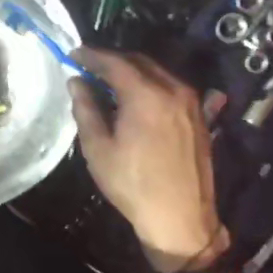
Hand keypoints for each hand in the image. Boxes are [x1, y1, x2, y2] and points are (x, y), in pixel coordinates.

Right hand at [69, 48, 226, 272]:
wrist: (181, 217)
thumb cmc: (133, 185)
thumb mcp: (98, 148)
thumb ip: (86, 109)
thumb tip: (76, 82)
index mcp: (146, 95)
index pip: (115, 62)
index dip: (91, 56)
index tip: (73, 54)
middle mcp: (172, 89)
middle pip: (139, 61)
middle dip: (112, 60)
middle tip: (88, 66)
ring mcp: (190, 101)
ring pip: (157, 72)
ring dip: (132, 71)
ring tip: (108, 81)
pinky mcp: (199, 115)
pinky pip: (170, 87)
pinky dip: (149, 84)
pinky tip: (135, 97)